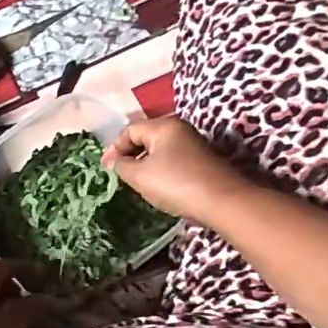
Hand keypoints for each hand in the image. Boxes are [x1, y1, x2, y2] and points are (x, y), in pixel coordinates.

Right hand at [102, 117, 250, 221]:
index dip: (113, 149)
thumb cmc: (175, 183)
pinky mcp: (200, 160)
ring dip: (142, 163)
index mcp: (163, 126)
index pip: (129, 131)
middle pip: (144, 137)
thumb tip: (115, 161)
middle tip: (117, 174)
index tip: (105, 169)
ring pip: (157, 150)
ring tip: (134, 182)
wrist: (221, 202)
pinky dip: (158, 169)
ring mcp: (192, 144)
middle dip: (128, 155)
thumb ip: (120, 165)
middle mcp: (179, 129)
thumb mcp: (139, 175)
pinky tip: (155, 185)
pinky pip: (170, 159)